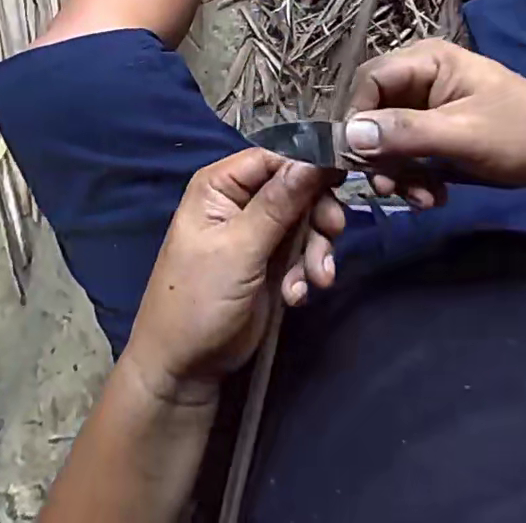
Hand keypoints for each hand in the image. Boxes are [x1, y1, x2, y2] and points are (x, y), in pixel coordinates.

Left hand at [121, 149, 345, 405]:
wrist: (186, 369)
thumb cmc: (199, 298)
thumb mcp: (239, 248)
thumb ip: (278, 204)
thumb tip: (314, 159)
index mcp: (221, 185)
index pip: (274, 157)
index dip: (308, 165)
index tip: (340, 179)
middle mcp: (241, 200)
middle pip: (297, 188)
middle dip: (317, 215)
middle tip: (333, 233)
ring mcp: (258, 232)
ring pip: (307, 221)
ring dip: (316, 250)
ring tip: (315, 279)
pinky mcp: (273, 261)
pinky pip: (304, 251)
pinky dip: (307, 271)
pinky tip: (295, 297)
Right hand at [343, 38, 525, 188]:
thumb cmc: (521, 134)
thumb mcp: (463, 135)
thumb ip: (406, 132)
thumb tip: (348, 135)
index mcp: (426, 59)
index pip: (369, 79)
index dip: (356, 117)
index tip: (357, 159)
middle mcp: (419, 76)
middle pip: (373, 110)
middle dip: (380, 153)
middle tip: (388, 188)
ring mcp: (426, 104)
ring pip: (386, 136)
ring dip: (397, 171)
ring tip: (423, 198)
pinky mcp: (433, 129)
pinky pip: (405, 151)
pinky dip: (412, 175)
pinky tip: (433, 195)